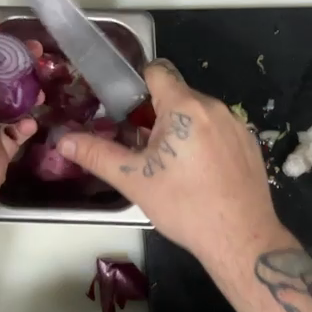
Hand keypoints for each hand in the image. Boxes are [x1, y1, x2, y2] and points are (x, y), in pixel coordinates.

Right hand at [58, 60, 284, 271]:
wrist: (243, 241)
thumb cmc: (185, 207)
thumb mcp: (135, 181)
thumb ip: (97, 155)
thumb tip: (62, 140)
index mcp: (184, 106)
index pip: (156, 71)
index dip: (138, 86)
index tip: (129, 113)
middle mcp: (213, 106)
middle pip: (176, 93)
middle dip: (158, 113)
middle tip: (145, 148)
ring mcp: (236, 124)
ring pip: (198, 112)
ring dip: (181, 127)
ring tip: (172, 165)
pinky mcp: (250, 143)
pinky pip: (219, 128)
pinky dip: (205, 141)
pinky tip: (200, 173)